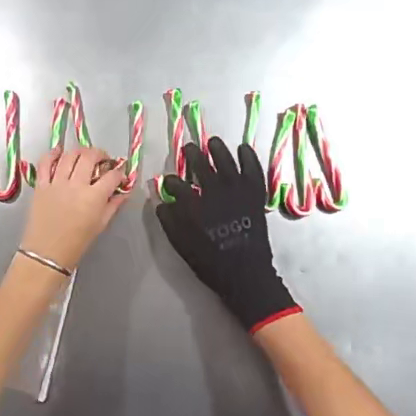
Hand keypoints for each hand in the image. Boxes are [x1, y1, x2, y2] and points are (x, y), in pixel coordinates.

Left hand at [19, 146, 127, 271]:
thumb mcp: (101, 225)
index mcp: (94, 197)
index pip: (112, 175)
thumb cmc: (76, 242)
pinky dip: (52, 154)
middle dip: (100, 154)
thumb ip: (113, 205)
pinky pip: (46, 163)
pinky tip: (59, 151)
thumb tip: (123, 192)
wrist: (47, 253)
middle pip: (90, 157)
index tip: (120, 173)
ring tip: (84, 156)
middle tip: (103, 160)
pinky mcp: (41, 185)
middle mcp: (76, 185)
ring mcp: (57, 183)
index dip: (119, 172)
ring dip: (80, 152)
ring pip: (70, 156)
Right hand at [154, 137, 297, 331]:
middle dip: (191, 154)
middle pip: (200, 163)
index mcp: (192, 204)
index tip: (168, 182)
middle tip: (188, 149)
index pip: (176, 183)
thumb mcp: (181, 244)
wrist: (244, 272)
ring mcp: (236, 189)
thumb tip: (161, 202)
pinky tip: (242, 148)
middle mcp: (213, 191)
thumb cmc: (210, 261)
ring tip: (212, 142)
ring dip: (217, 148)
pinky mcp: (254, 193)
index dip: (170, 181)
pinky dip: (248, 156)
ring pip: (225, 160)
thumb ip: (169, 220)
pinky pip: (252, 168)